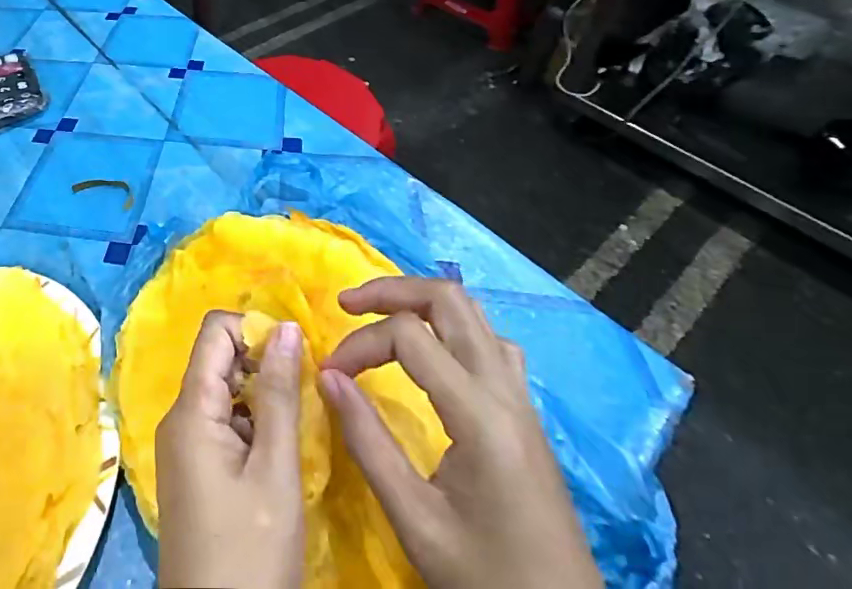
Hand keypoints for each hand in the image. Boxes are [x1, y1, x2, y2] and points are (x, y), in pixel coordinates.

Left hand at [156, 311, 305, 588]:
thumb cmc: (249, 551)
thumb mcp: (274, 470)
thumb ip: (280, 394)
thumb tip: (288, 328)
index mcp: (190, 410)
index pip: (215, 332)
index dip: (254, 330)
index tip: (294, 356)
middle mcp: (180, 418)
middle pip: (218, 359)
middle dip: (262, 361)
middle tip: (304, 392)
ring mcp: (185, 446)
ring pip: (225, 392)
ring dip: (262, 394)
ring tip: (298, 422)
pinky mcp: (195, 470)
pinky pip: (224, 423)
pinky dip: (253, 422)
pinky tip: (279, 450)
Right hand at [318, 278, 598, 588]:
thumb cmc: (486, 575)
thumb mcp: (414, 519)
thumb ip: (367, 441)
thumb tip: (326, 377)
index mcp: (479, 413)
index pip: (408, 336)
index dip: (360, 343)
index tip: (329, 374)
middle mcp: (505, 389)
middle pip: (448, 299)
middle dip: (392, 291)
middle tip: (347, 305)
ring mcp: (521, 396)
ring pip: (473, 313)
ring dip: (422, 302)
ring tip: (381, 317)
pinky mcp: (525, 410)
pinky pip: (490, 341)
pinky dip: (452, 327)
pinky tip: (434, 351)